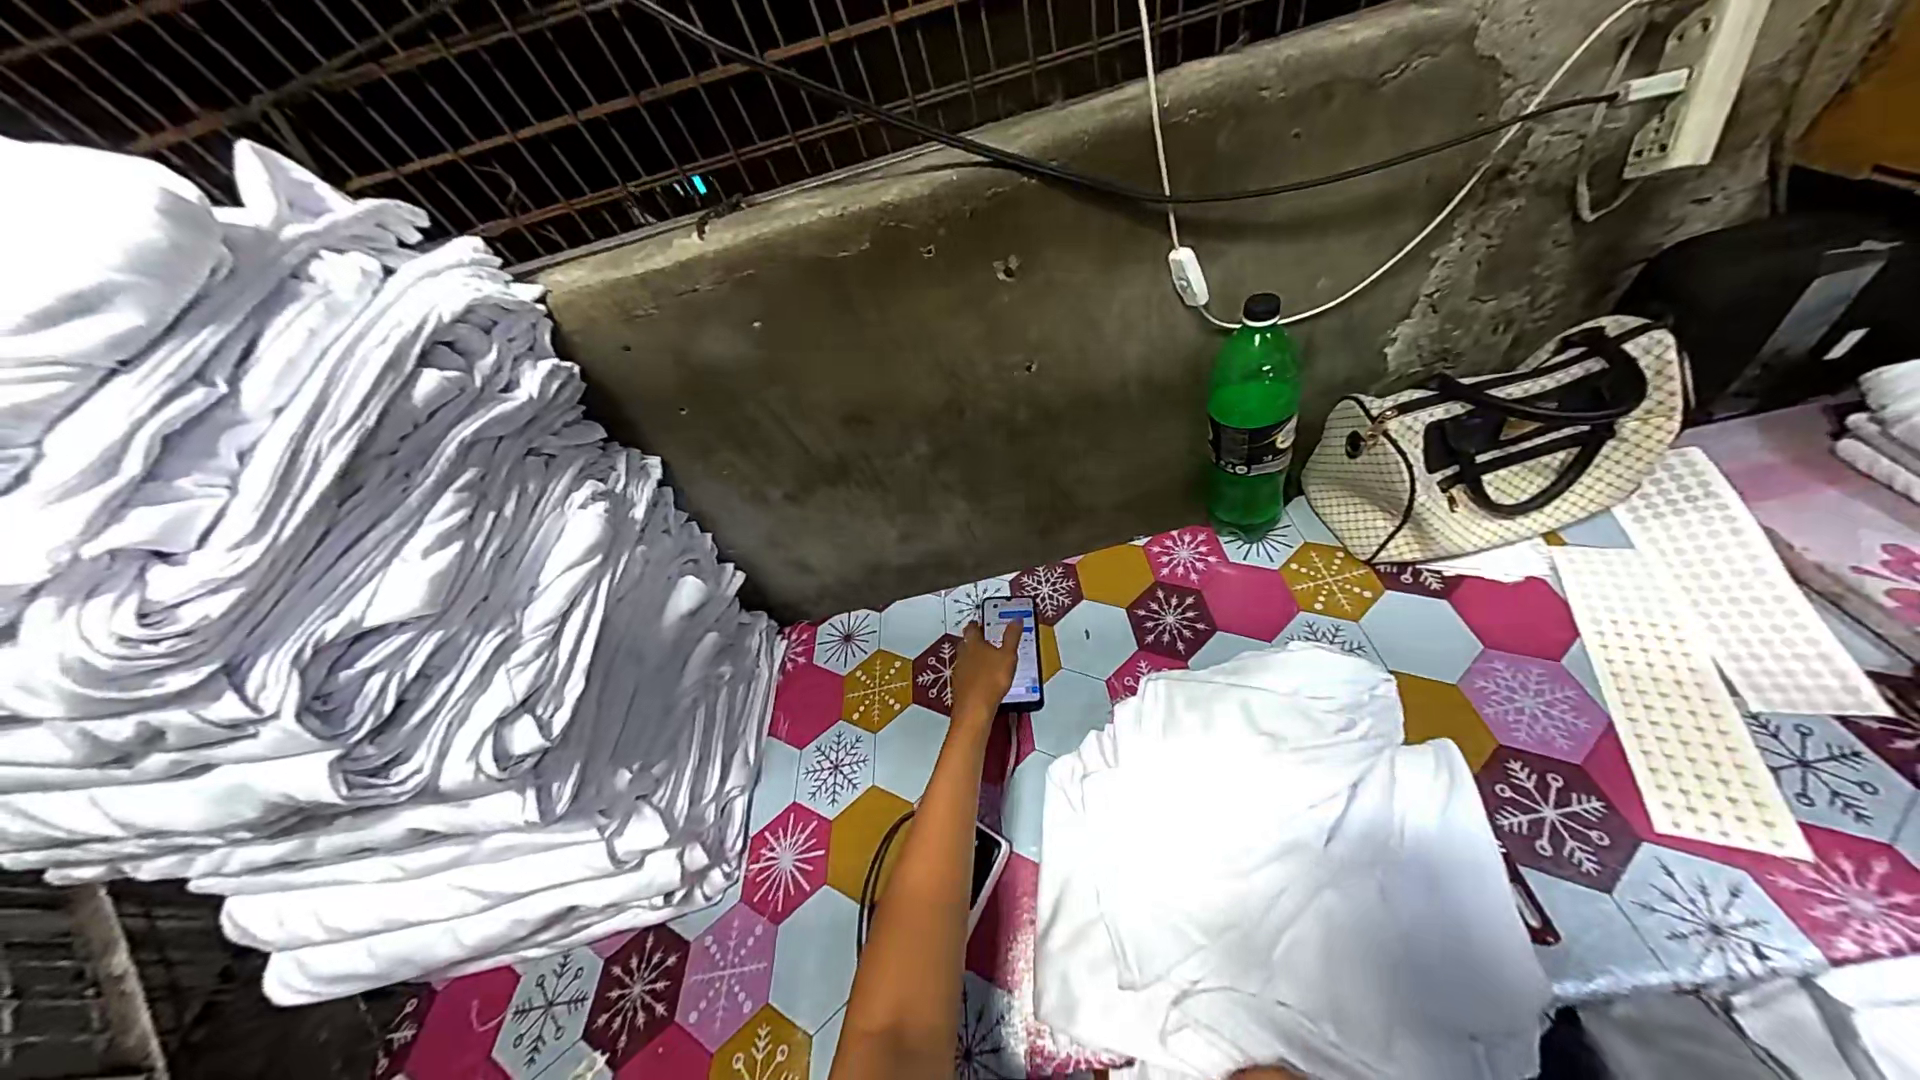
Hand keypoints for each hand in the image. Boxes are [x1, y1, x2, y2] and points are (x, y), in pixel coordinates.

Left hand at [950, 616, 1022, 724]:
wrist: (975, 707)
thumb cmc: (992, 679)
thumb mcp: (1008, 655)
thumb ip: (1012, 636)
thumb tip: (1016, 619)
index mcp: (974, 643)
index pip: (972, 628)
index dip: (976, 624)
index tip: (979, 622)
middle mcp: (963, 655)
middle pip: (965, 643)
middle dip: (973, 640)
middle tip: (983, 640)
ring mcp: (959, 670)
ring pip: (964, 659)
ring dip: (972, 657)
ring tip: (984, 660)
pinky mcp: (958, 686)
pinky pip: (964, 674)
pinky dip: (971, 673)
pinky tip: (980, 679)